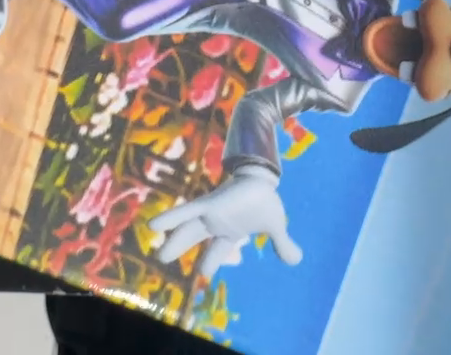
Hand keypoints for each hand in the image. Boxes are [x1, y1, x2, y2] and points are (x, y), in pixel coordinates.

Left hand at [149, 167, 302, 278]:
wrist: (265, 176)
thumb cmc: (264, 200)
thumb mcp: (275, 226)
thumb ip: (282, 244)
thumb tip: (297, 261)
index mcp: (228, 233)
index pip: (216, 253)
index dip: (210, 264)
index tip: (204, 273)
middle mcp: (215, 225)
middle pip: (192, 240)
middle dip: (176, 249)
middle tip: (160, 259)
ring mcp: (210, 214)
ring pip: (186, 230)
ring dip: (172, 240)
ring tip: (156, 251)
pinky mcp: (210, 203)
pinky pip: (187, 211)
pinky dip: (171, 218)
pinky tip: (154, 226)